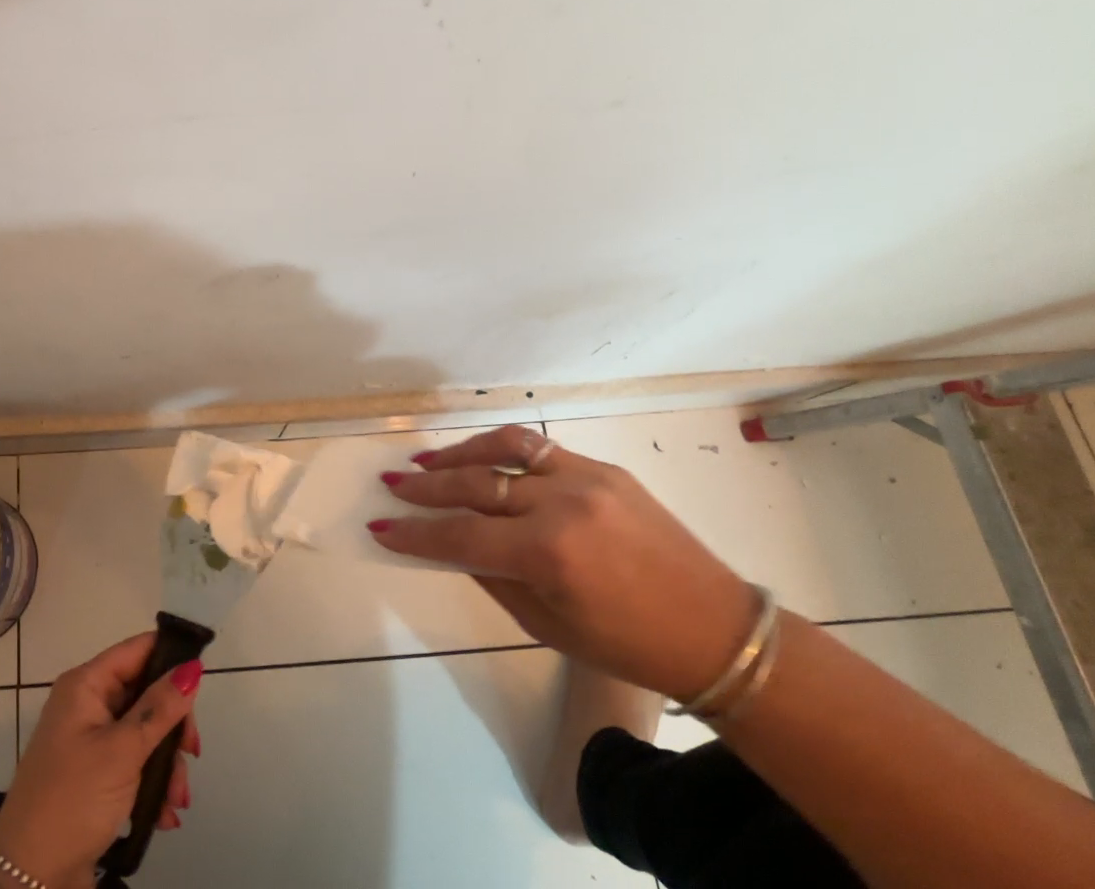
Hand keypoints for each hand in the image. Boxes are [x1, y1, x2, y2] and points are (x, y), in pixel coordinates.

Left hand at [0, 633, 202, 888]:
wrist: (32, 872)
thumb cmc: (74, 798)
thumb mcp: (122, 751)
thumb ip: (160, 708)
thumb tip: (193, 666)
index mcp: (86, 686)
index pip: (137, 650)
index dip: (171, 657)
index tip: (203, 679)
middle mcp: (87, 705)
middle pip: (147, 694)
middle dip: (174, 728)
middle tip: (191, 753)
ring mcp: (91, 741)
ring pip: (146, 734)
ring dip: (167, 766)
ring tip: (176, 800)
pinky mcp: (97, 775)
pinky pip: (136, 764)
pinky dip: (153, 786)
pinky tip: (164, 814)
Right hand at [372, 425, 758, 701]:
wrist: (714, 629)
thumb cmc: (625, 645)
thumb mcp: (544, 624)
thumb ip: (491, 577)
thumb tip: (452, 545)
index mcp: (546, 553)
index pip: (459, 536)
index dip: (414, 534)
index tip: (381, 527)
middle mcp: (562, 504)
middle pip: (474, 485)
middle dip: (426, 487)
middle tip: (393, 486)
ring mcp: (587, 479)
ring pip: (505, 449)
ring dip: (459, 454)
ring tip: (426, 461)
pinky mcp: (606, 470)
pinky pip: (541, 450)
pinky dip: (502, 451)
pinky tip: (480, 458)